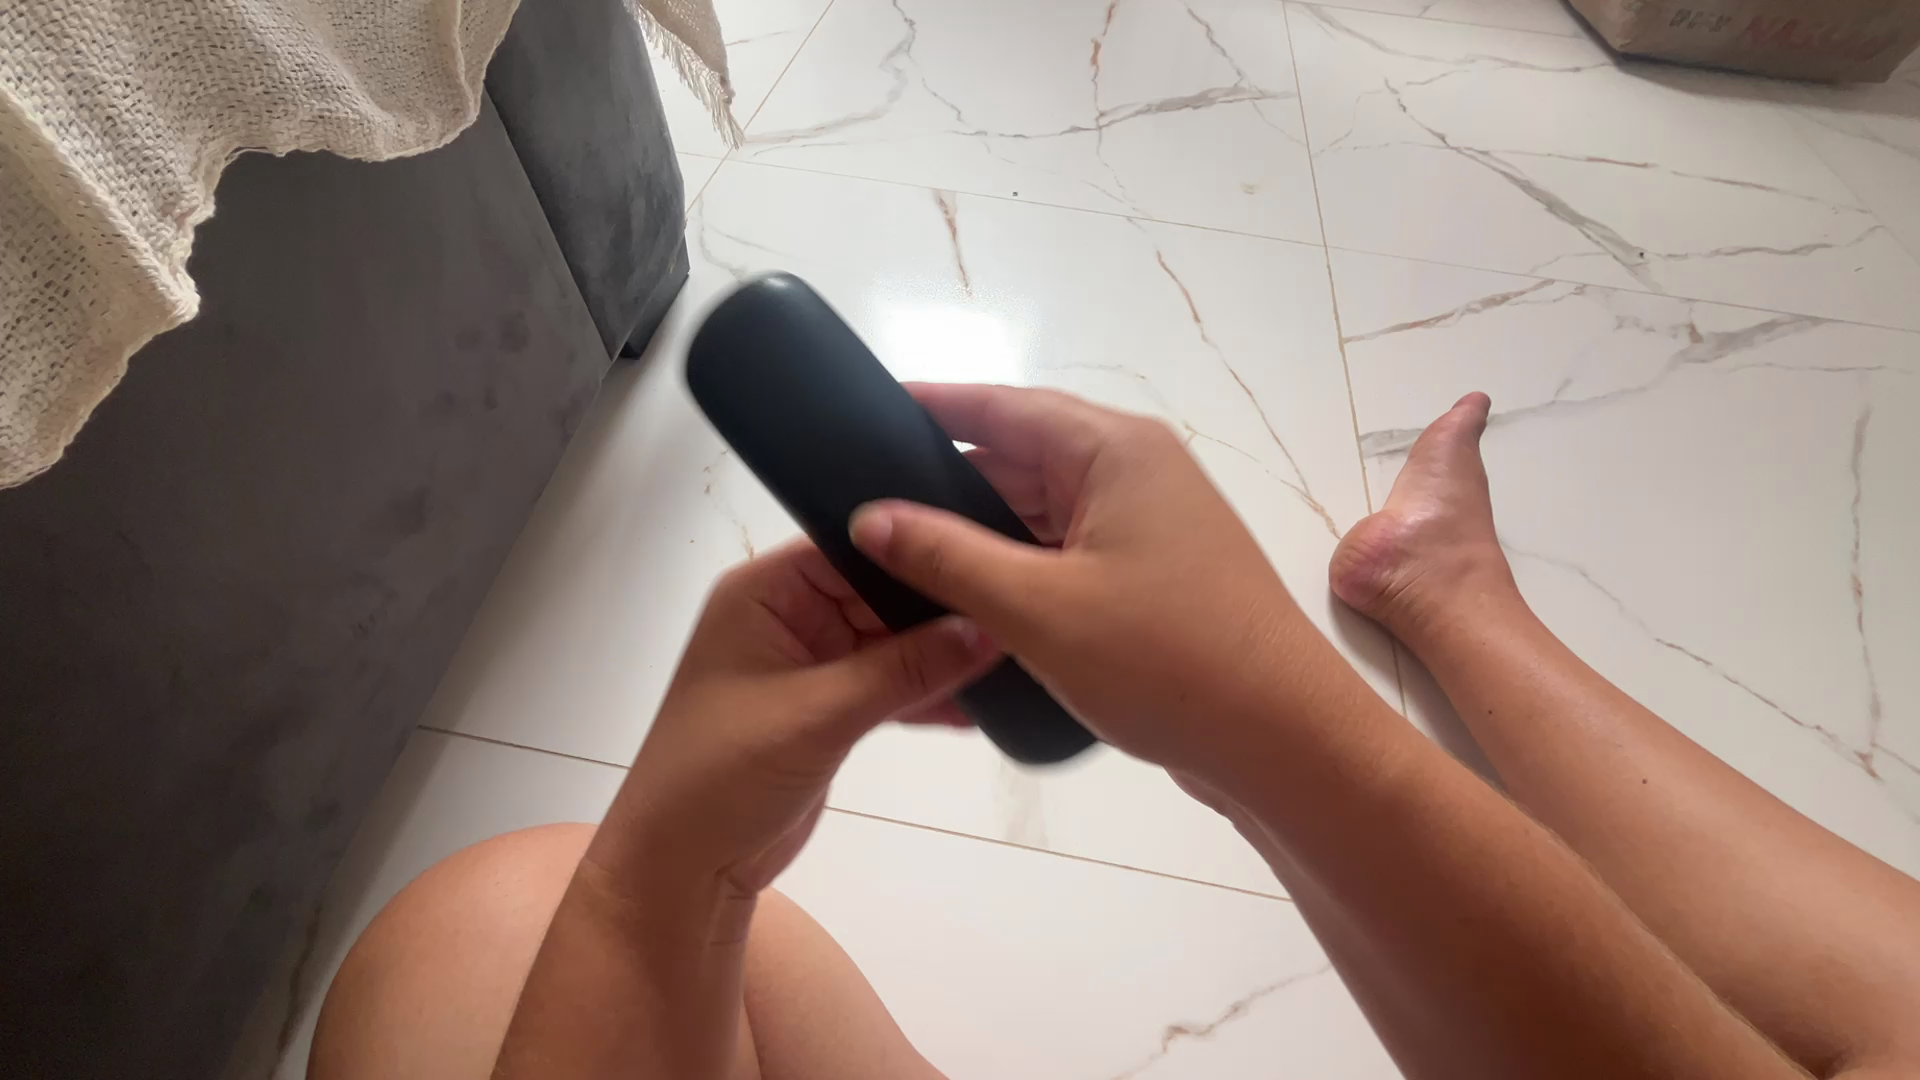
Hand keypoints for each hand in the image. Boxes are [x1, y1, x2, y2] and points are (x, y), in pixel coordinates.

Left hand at [588, 539, 1000, 902]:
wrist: (684, 872)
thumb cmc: (726, 775)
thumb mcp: (818, 713)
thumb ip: (905, 669)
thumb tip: (987, 629)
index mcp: (766, 593)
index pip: (850, 550)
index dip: (912, 553)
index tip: (979, 560)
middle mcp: (789, 617)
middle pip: (876, 595)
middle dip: (935, 611)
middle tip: (1007, 611)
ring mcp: (811, 663)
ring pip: (888, 643)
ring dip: (936, 658)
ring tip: (1005, 658)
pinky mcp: (829, 706)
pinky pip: (886, 685)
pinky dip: (922, 695)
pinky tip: (974, 707)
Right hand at [849, 383, 1355, 778]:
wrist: (1281, 742)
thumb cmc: (1164, 659)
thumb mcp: (1036, 606)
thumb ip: (945, 556)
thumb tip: (869, 516)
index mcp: (1114, 451)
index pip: (1005, 406)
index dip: (936, 406)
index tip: (872, 411)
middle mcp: (1134, 472)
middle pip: (1023, 457)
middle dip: (951, 479)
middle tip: (873, 501)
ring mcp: (1146, 524)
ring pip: (1043, 509)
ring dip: (984, 528)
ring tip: (905, 549)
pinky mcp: (1149, 572)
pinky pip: (1066, 550)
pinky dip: (1019, 563)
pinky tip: (970, 590)